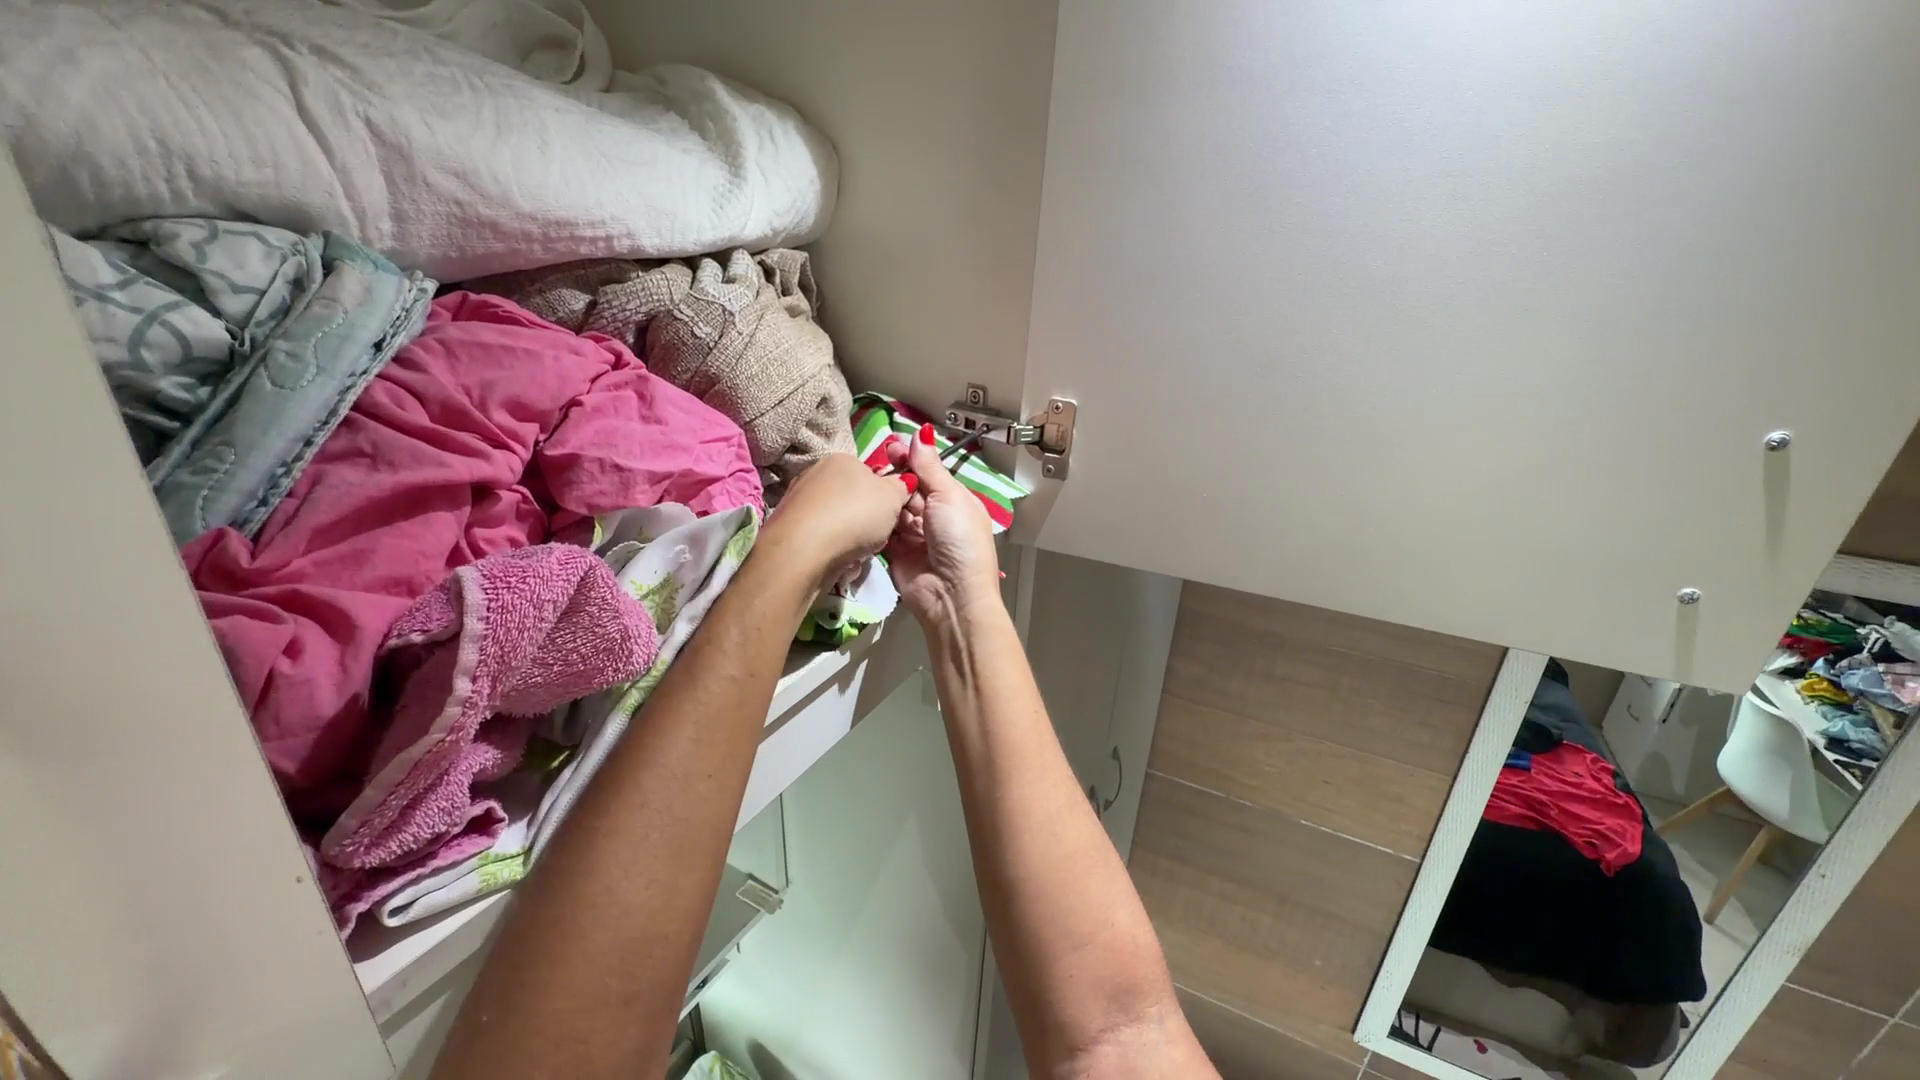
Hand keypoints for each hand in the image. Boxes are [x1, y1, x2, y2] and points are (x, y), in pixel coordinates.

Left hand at [762, 453, 914, 583]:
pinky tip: (835, 559)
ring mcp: (799, 500)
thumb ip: (902, 486)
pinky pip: (822, 537)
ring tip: (855, 552)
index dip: (886, 497)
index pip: (872, 475)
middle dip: (867, 520)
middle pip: (854, 499)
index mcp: (842, 459)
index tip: (891, 516)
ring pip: (839, 521)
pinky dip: (831, 547)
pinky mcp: (789, 527)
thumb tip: (903, 481)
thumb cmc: (855, 516)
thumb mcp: (893, 497)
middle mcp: (816, 473)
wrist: (804, 551)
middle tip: (875, 536)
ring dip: (851, 537)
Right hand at [883, 426, 1001, 627]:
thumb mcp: (949, 496)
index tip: (891, 447)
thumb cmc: (959, 541)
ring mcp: (916, 536)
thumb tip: (922, 433)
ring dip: (883, 499)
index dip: (911, 459)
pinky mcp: (897, 553)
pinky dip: (876, 522)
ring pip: (894, 509)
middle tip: (874, 465)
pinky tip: (863, 508)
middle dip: (894, 477)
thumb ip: (930, 467)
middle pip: (909, 489)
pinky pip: (883, 532)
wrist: (951, 595)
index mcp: (955, 500)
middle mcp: (935, 516)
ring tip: (865, 485)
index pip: (929, 472)